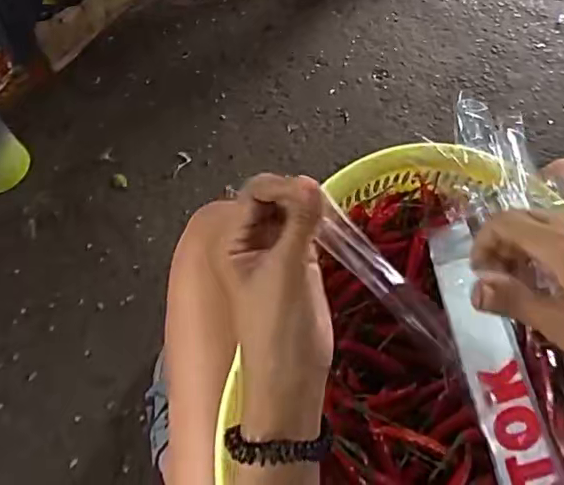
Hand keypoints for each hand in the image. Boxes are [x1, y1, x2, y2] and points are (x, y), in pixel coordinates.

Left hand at [223, 174, 332, 437]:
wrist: (293, 379)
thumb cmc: (278, 328)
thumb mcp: (286, 270)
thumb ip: (299, 223)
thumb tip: (311, 182)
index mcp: (233, 242)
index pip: (253, 195)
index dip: (279, 187)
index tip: (307, 190)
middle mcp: (252, 240)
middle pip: (273, 197)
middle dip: (294, 192)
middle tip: (319, 199)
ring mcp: (276, 248)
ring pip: (292, 208)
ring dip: (308, 203)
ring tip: (326, 210)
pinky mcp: (300, 257)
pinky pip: (307, 224)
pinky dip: (318, 218)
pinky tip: (330, 220)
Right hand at [471, 209, 563, 383]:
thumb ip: (520, 303)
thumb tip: (475, 286)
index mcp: (559, 244)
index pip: (504, 221)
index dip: (482, 242)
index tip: (478, 276)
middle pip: (523, 216)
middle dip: (501, 242)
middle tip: (498, 282)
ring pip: (548, 222)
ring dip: (526, 245)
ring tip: (528, 285)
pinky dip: (551, 246)